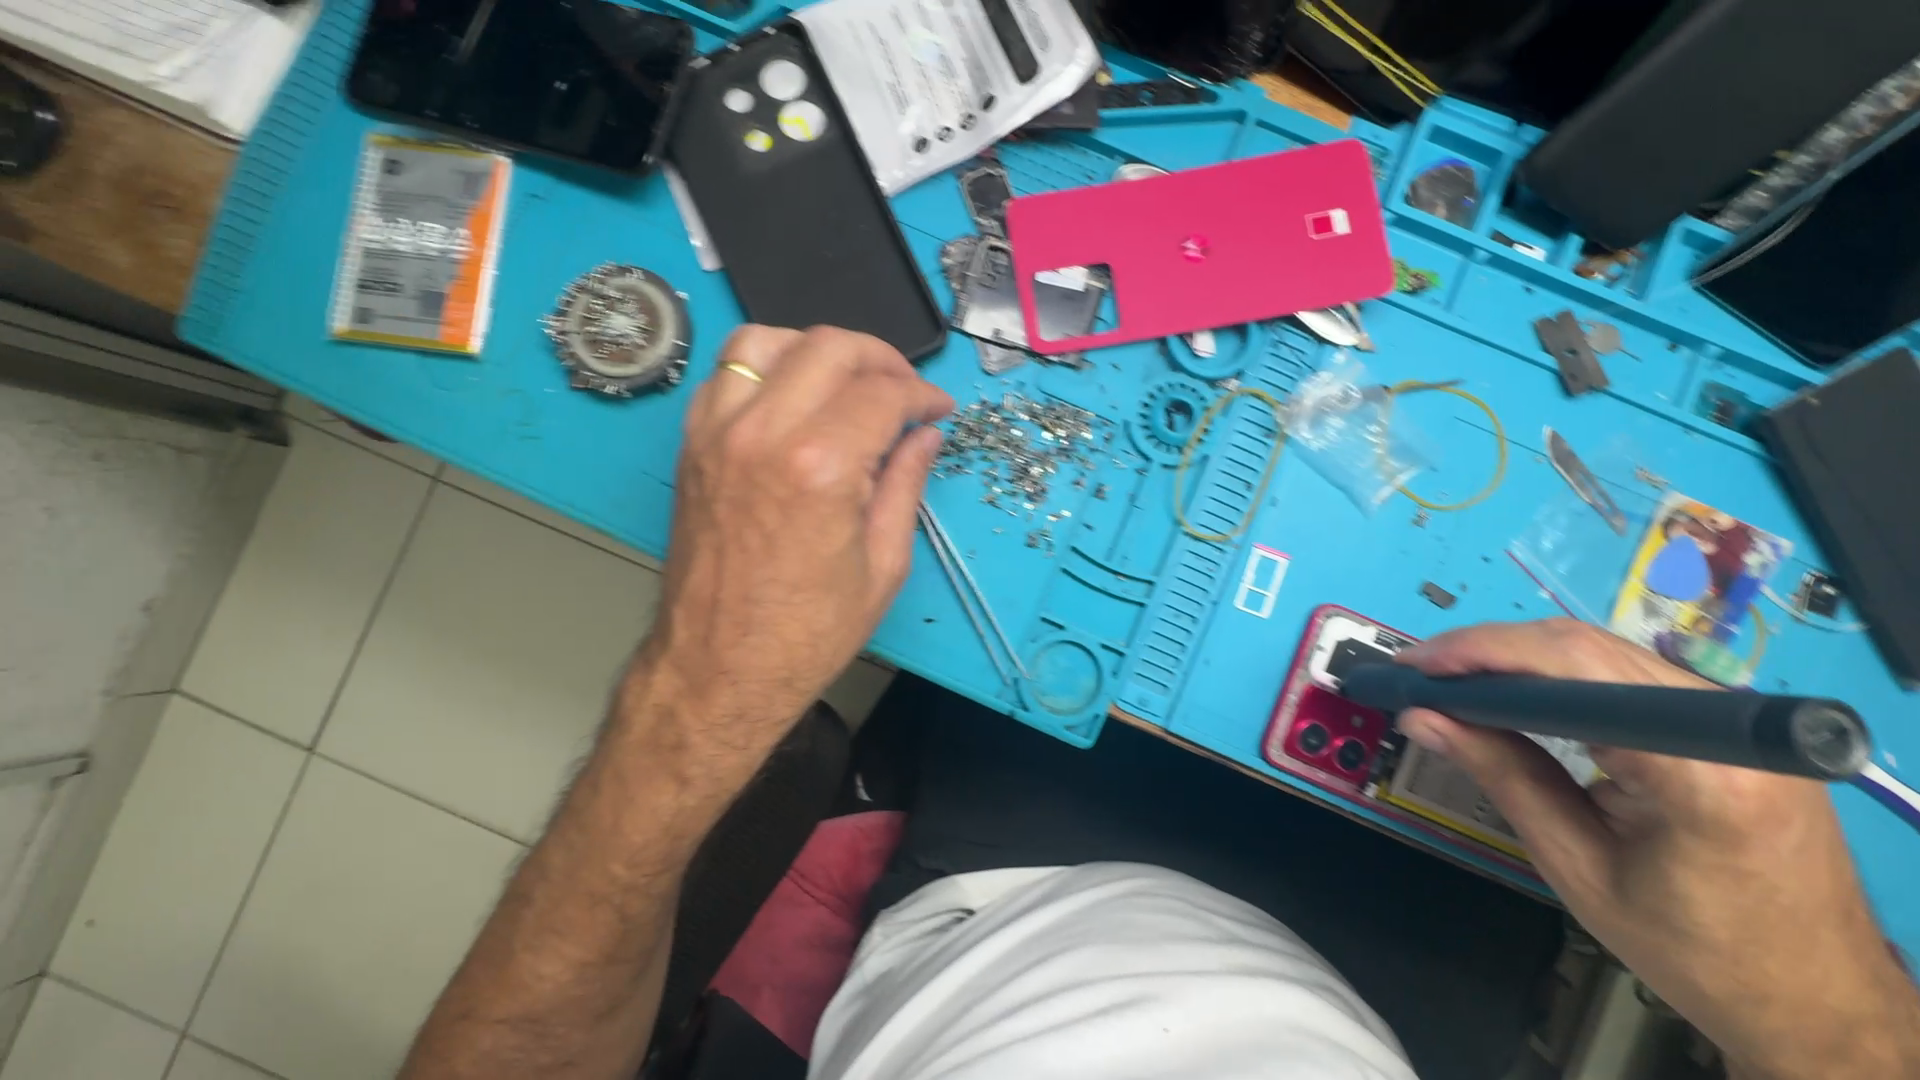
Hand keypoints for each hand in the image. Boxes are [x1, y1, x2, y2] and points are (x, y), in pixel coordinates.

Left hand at [630, 325, 951, 757]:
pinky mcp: (692, 446)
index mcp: (821, 466)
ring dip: (815, 351)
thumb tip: (925, 435)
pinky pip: (726, 374)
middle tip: (903, 390)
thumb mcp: (883, 565)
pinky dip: (765, 370)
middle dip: (880, 358)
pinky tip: (792, 401)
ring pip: (765, 340)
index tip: (938, 410)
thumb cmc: (809, 633)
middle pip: (828, 347)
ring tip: (845, 383)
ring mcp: (717, 433)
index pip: (883, 393)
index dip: (923, 395)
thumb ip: (905, 485)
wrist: (719, 668)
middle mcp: (763, 432)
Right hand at [1394, 619, 1919, 1079]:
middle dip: (1488, 650)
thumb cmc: (1693, 950)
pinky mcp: (1732, 724)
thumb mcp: (1577, 867)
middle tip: (1419, 674)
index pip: (1573, 666)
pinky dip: (1557, 676)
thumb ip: (1502, 777)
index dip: (1483, 652)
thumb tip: (1425, 719)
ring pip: (1603, 652)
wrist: (1817, 999)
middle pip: (1585, 647)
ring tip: (1452, 681)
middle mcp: (1729, 723)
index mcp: (1699, 768)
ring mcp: (1739, 719)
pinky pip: (1626, 675)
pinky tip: (1515, 693)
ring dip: (1518, 659)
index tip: (1416, 668)